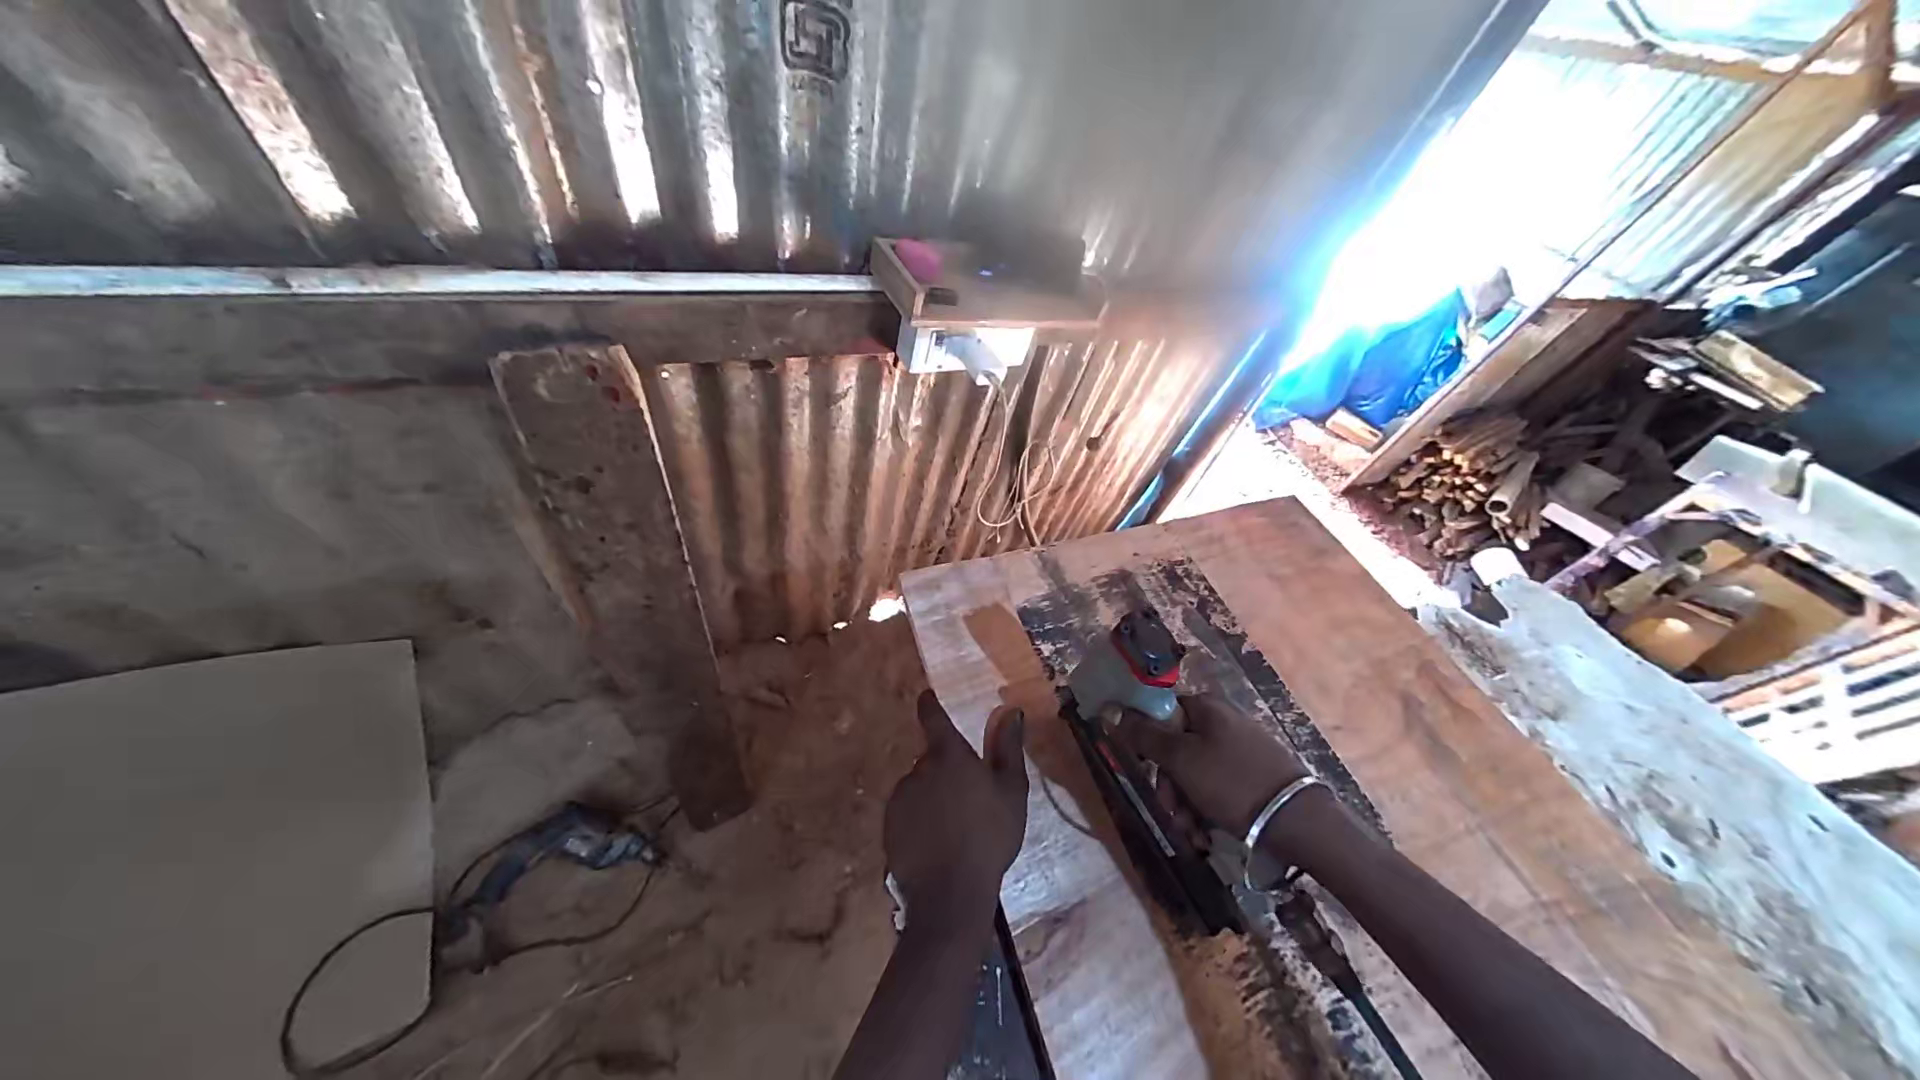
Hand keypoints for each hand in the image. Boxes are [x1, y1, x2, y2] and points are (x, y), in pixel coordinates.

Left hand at [884, 691, 1027, 933]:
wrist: (950, 892)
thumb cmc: (989, 835)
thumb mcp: (1011, 791)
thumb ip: (1008, 747)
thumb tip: (1010, 710)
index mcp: (948, 755)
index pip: (932, 716)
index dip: (930, 704)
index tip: (928, 697)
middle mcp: (919, 768)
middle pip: (931, 757)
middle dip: (946, 768)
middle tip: (969, 795)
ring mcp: (900, 796)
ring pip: (920, 785)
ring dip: (933, 794)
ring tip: (956, 826)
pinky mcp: (889, 824)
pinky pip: (907, 811)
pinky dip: (919, 818)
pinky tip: (937, 841)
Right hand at [1111, 693, 1311, 836]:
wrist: (1298, 822)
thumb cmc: (1232, 782)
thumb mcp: (1181, 759)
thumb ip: (1144, 735)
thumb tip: (1110, 709)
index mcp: (1205, 706)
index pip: (1160, 712)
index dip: (1146, 739)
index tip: (1143, 767)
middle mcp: (1222, 719)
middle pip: (1175, 745)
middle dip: (1167, 783)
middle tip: (1170, 810)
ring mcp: (1240, 746)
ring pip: (1194, 770)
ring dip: (1184, 802)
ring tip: (1191, 831)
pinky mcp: (1253, 772)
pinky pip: (1216, 784)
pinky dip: (1206, 807)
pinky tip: (1206, 832)